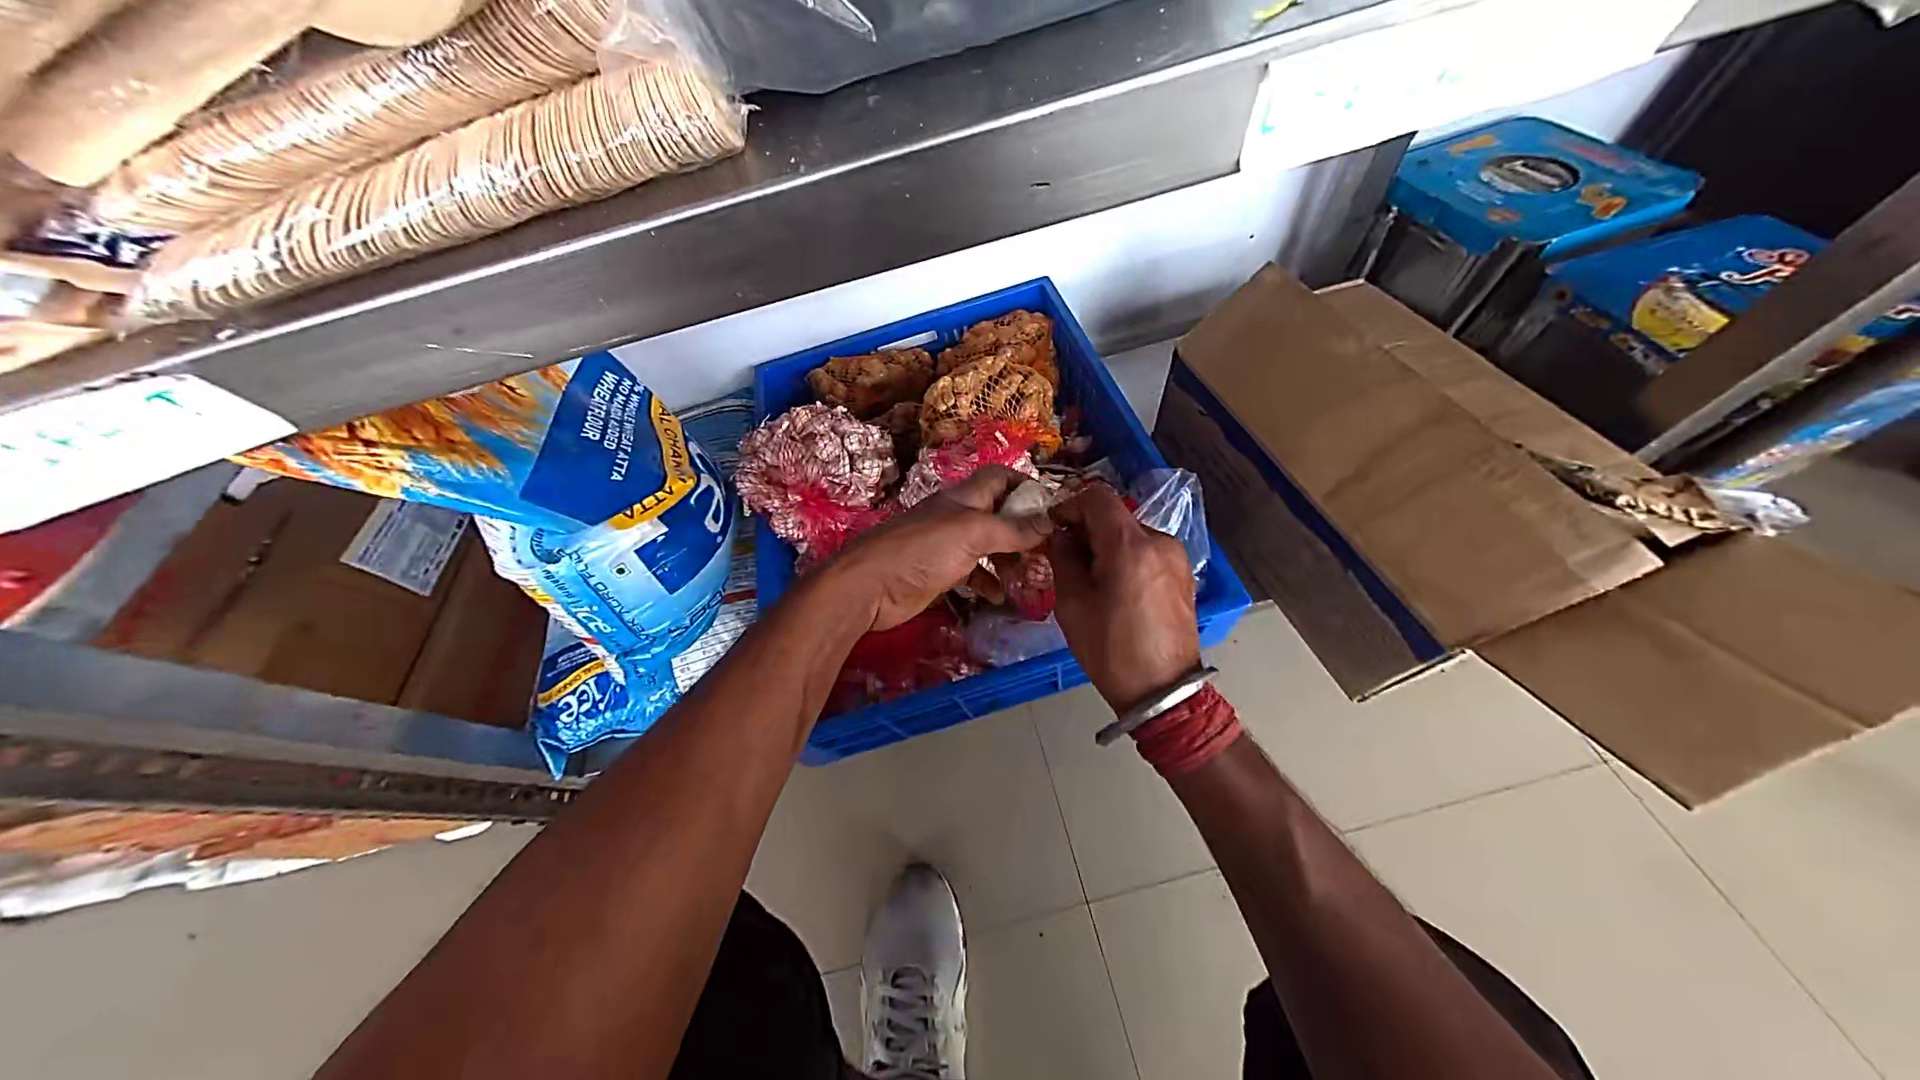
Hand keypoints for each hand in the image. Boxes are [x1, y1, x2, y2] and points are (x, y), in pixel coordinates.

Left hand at [826, 465, 1052, 630]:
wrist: (870, 587)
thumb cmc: (921, 551)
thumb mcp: (973, 533)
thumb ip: (1012, 529)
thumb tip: (1050, 523)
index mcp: (965, 497)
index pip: (1000, 478)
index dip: (1025, 485)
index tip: (1051, 508)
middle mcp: (958, 517)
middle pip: (999, 514)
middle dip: (1025, 530)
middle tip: (1048, 552)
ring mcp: (948, 546)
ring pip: (989, 546)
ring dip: (1011, 559)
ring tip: (1029, 577)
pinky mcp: (941, 573)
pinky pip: (974, 573)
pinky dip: (989, 581)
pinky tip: (1000, 595)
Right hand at [1049, 482, 1200, 712]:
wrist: (1163, 690)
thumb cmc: (1111, 650)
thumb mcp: (1072, 604)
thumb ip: (1063, 559)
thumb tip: (1061, 537)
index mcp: (1130, 546)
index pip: (1096, 497)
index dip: (1069, 505)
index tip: (1054, 527)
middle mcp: (1159, 541)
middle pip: (1115, 515)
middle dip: (1086, 529)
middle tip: (1065, 556)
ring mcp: (1176, 557)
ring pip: (1131, 534)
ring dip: (1106, 545)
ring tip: (1090, 578)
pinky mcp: (1183, 574)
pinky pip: (1147, 551)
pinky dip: (1126, 557)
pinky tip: (1114, 588)